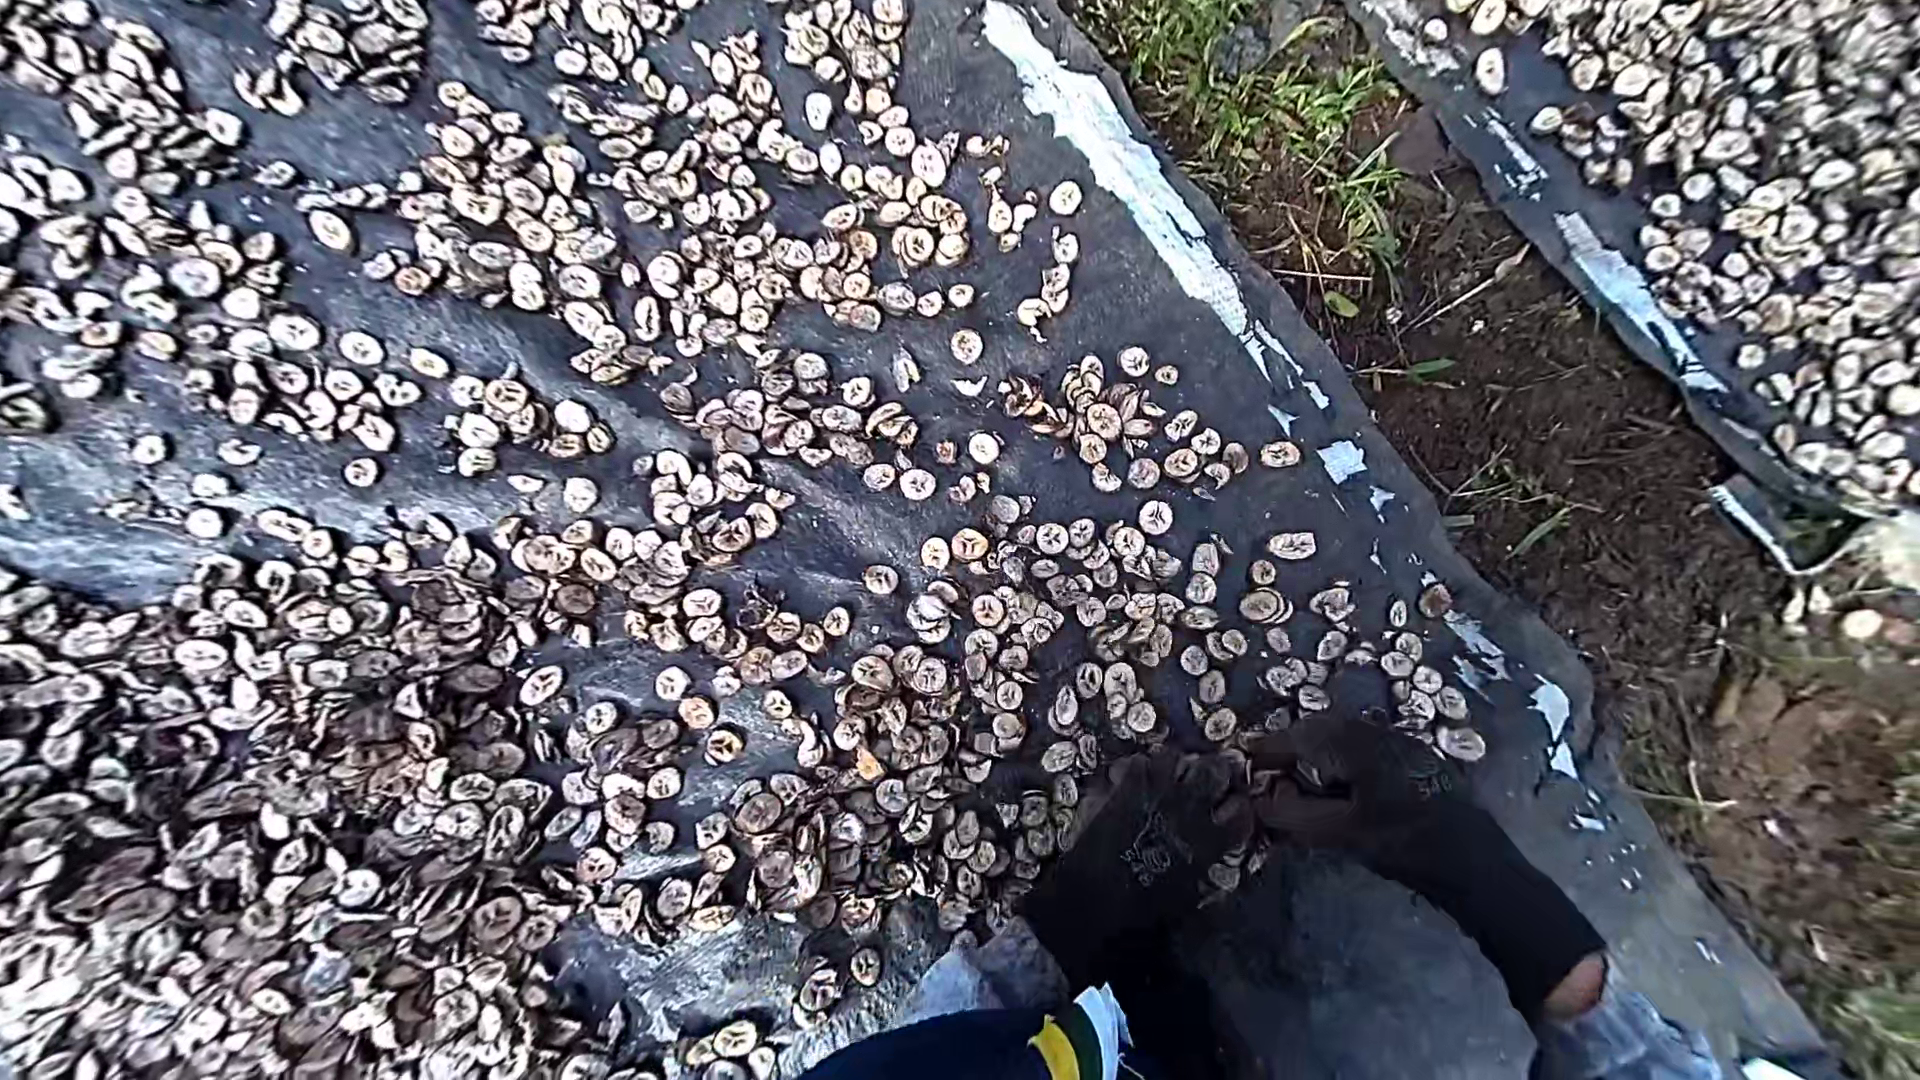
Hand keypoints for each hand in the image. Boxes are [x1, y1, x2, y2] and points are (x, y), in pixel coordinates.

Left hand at [1022, 748, 1251, 987]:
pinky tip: (1134, 779)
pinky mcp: (1124, 787)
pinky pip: (1138, 762)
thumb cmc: (1143, 911)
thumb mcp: (1187, 897)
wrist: (1094, 901)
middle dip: (1214, 769)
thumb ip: (1205, 871)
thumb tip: (1216, 859)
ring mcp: (1155, 793)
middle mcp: (1188, 810)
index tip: (1231, 804)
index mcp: (1209, 842)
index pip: (1241, 810)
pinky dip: (1138, 767)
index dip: (1238, 805)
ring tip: (1169, 773)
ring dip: (1174, 763)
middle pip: (1214, 770)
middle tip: (1206, 775)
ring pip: (1175, 756)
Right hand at [1251, 714, 1605, 1023]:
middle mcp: (1375, 733)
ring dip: (1316, 746)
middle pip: (1318, 727)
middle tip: (1271, 762)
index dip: (1267, 747)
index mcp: (1355, 746)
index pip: (1297, 738)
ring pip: (1341, 733)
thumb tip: (1255, 803)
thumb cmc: (1408, 847)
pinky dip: (1341, 753)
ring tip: (1301, 769)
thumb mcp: (1342, 835)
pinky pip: (1364, 742)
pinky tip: (1341, 777)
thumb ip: (1294, 817)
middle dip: (1291, 742)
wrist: (1486, 870)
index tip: (1245, 753)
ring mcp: (1400, 741)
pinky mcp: (1417, 755)